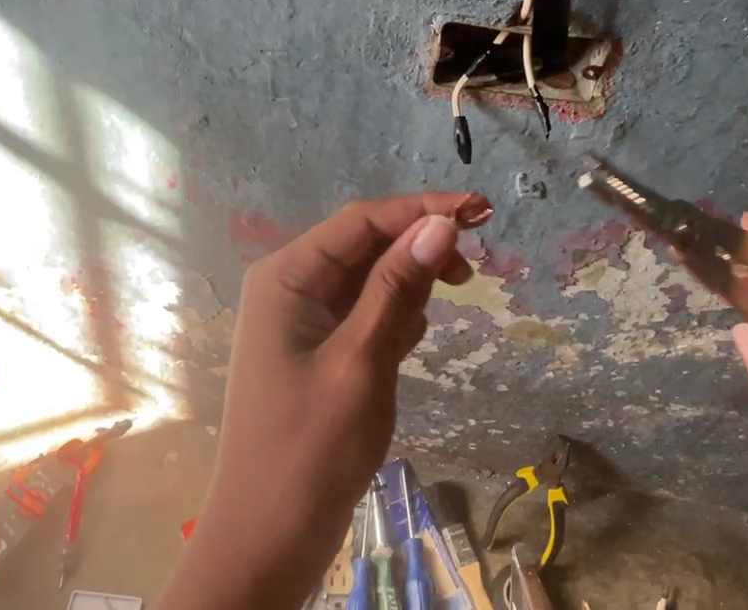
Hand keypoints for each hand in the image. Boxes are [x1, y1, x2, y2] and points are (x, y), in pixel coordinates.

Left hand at [157, 191, 489, 609]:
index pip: (362, 220)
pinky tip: (404, 348)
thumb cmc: (311, 449)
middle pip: (365, 244)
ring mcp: (301, 318)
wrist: (268, 538)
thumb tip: (439, 224)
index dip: (421, 209)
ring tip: (415, 336)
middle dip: (417, 250)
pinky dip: (392, 320)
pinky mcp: (317, 349)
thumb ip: (397, 287)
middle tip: (470, 274)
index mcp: (287, 275)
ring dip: (406, 290)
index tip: (480, 210)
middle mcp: (290, 285)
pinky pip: (363, 313)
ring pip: (368, 279)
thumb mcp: (361, 360)